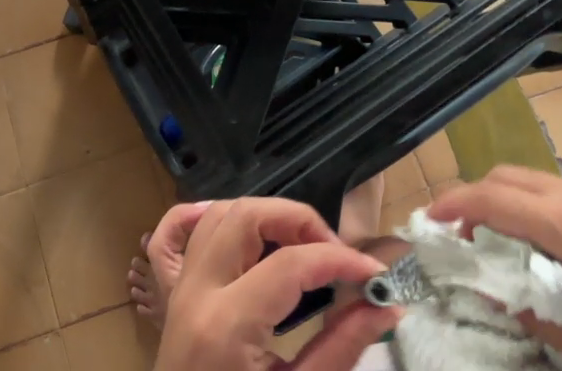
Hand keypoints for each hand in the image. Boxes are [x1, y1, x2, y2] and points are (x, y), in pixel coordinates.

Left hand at [155, 197, 401, 370]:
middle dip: (299, 221)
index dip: (340, 259)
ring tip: (304, 245)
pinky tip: (249, 233)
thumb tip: (386, 307)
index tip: (374, 272)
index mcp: (226, 324)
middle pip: (246, 217)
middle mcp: (197, 291)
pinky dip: (218, 220)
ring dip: (265, 217)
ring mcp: (180, 286)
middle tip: (336, 253)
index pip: (290, 264)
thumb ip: (340, 347)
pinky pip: (181, 232)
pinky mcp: (175, 291)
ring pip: (218, 215)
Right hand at [430, 167, 561, 370]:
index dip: (453, 204)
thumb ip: (539, 316)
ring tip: (514, 258)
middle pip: (518, 178)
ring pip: (552, 188)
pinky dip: (558, 220)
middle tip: (463, 241)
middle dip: (480, 200)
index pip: (495, 196)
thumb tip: (494, 294)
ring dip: (521, 211)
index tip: (427, 223)